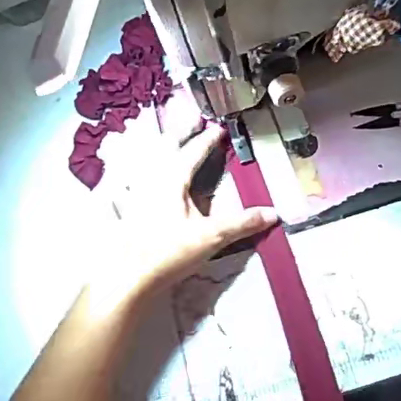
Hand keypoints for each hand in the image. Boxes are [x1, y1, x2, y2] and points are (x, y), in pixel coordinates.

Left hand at [90, 113, 277, 310]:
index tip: (218, 128)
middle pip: (166, 149)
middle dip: (181, 136)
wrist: (129, 277)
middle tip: (193, 124)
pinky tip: (138, 176)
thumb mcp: (211, 238)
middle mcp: (151, 179)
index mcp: (172, 180)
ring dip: (160, 149)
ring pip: (148, 162)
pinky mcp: (126, 208)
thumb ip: (242, 223)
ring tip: (168, 142)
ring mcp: (135, 193)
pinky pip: (133, 179)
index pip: (193, 152)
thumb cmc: (169, 253)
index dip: (207, 140)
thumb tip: (273, 213)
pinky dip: (141, 170)